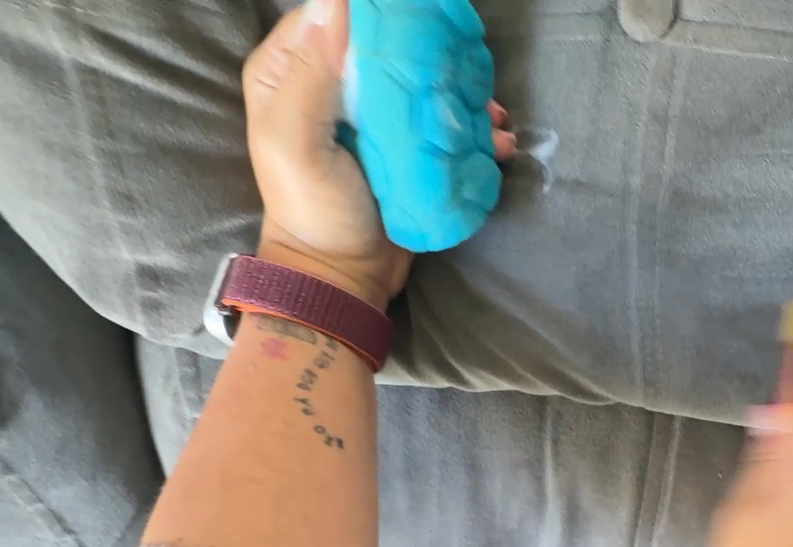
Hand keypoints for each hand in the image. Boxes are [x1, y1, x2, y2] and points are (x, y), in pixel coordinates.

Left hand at [242, 0, 516, 308]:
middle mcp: (336, 89)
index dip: (377, 14)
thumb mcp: (296, 140)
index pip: (335, 18)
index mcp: (295, 73)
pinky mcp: (409, 155)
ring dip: (461, 98)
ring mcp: (377, 125)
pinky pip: (442, 131)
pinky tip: (498, 142)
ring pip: (422, 91)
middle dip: (431, 56)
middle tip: (467, 68)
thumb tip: (340, 3)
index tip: (421, 18)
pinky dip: (473, 134)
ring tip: (494, 115)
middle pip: (387, 51)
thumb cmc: (312, 210)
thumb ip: (312, 74)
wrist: (345, 274)